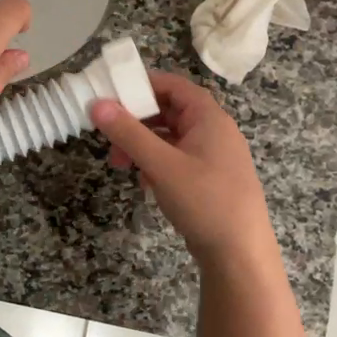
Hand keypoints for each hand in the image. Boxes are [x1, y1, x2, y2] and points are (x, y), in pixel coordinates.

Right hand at [90, 71, 277, 268]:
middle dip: (136, 121)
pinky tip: (143, 181)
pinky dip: (155, 163)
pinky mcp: (208, 179)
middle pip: (169, 111)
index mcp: (209, 119)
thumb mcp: (161, 165)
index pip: (174, 86)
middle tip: (108, 135)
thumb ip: (128, 133)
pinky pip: (176, 159)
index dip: (142, 84)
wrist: (239, 252)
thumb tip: (97, 104)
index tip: (111, 92)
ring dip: (142, 144)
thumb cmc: (205, 201)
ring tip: (120, 164)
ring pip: (170, 137)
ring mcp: (212, 157)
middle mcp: (214, 132)